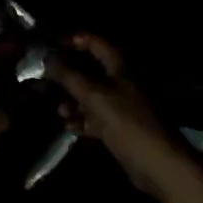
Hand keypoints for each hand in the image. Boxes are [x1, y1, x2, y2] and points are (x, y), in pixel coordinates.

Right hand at [47, 33, 188, 195]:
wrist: (156, 162)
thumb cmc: (127, 122)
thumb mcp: (95, 96)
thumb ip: (70, 77)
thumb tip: (48, 59)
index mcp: (120, 67)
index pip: (96, 43)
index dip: (76, 40)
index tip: (53, 44)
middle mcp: (120, 81)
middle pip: (91, 70)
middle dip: (69, 74)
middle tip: (46, 78)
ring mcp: (120, 105)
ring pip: (91, 96)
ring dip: (74, 100)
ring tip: (59, 109)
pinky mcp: (118, 127)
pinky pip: (95, 117)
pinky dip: (82, 119)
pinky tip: (68, 126)